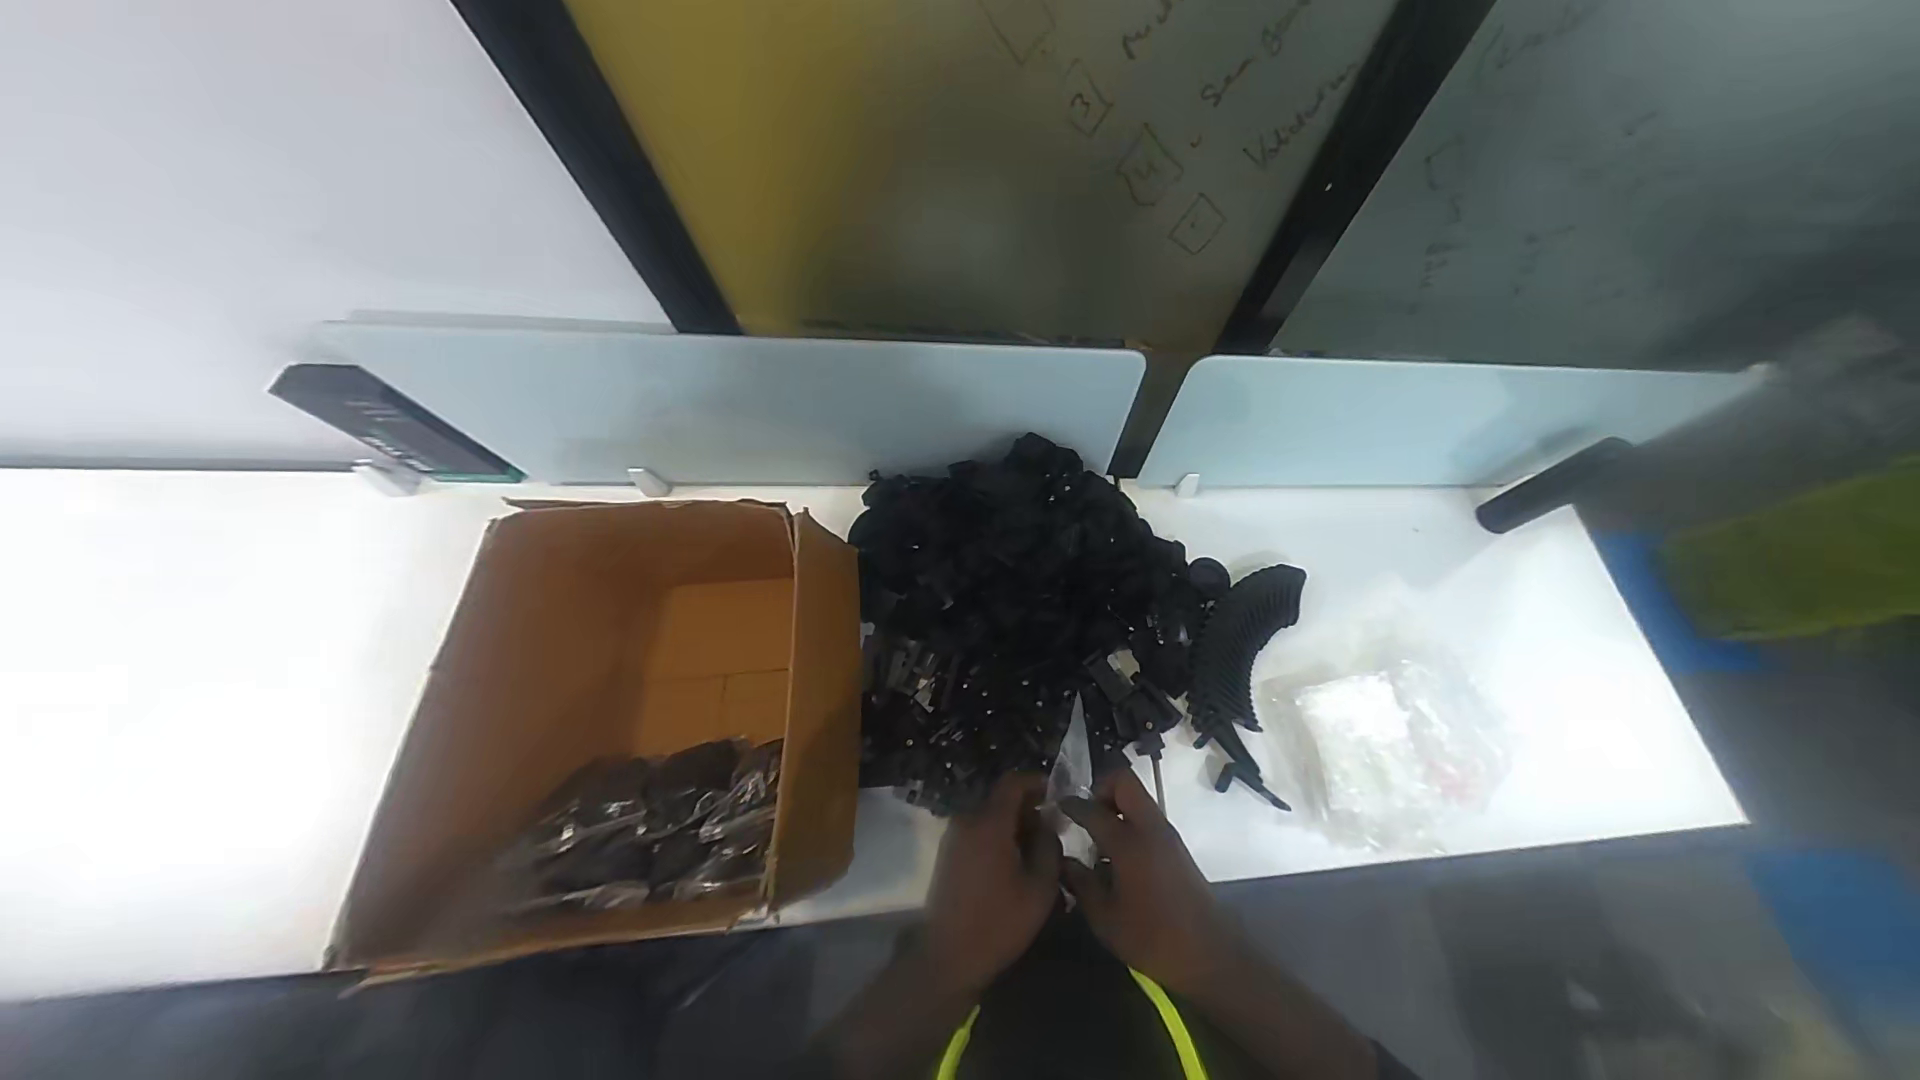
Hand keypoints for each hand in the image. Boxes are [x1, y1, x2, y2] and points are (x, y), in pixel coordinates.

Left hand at [922, 773, 1061, 993]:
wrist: (948, 956)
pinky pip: (978, 830)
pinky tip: (1014, 862)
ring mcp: (953, 835)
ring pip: (990, 815)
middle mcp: (967, 819)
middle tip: (1054, 831)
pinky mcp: (948, 852)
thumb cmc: (999, 922)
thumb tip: (1048, 822)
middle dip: (1029, 808)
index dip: (1037, 781)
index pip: (1013, 782)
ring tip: (1037, 850)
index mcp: (989, 822)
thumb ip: (1049, 846)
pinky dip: (998, 836)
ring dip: (1014, 824)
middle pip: (1002, 799)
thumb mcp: (1040, 887)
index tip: (1057, 794)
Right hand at [1060, 767, 1240, 995]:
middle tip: (1085, 814)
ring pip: (1138, 798)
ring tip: (1098, 838)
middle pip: (1124, 781)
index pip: (1092, 809)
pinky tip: (1118, 856)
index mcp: (1128, 842)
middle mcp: (1149, 829)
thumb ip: (1081, 884)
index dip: (1071, 805)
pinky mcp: (1176, 847)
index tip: (1057, 806)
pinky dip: (1129, 821)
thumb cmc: (1153, 938)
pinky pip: (1147, 817)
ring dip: (1116, 805)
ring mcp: (1167, 835)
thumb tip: (1063, 861)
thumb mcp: (1105, 919)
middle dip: (1100, 788)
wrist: (1212, 956)